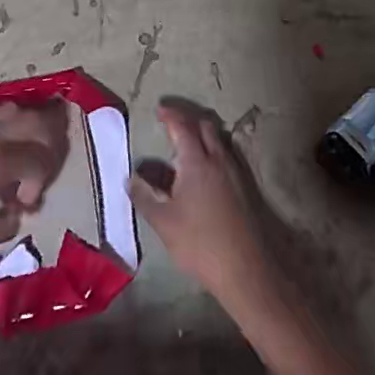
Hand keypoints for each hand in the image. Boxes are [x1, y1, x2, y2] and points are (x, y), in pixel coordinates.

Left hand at [0, 100, 68, 265]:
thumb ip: (10, 222)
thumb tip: (18, 209)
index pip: (40, 159)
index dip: (42, 182)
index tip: (25, 204)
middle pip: (38, 122)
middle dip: (50, 146)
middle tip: (42, 168)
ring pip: (16, 109)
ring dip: (30, 128)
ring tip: (28, 149)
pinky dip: (4, 121)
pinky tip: (0, 140)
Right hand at [131, 98, 277, 299]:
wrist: (243, 265)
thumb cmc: (198, 242)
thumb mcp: (162, 222)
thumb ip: (144, 197)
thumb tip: (131, 179)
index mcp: (197, 163)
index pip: (183, 128)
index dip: (171, 115)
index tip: (160, 109)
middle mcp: (219, 160)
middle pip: (206, 127)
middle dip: (188, 121)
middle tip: (171, 124)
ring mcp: (234, 173)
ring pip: (219, 142)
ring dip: (202, 136)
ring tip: (184, 147)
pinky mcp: (243, 187)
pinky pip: (226, 157)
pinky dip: (212, 152)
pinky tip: (202, 171)